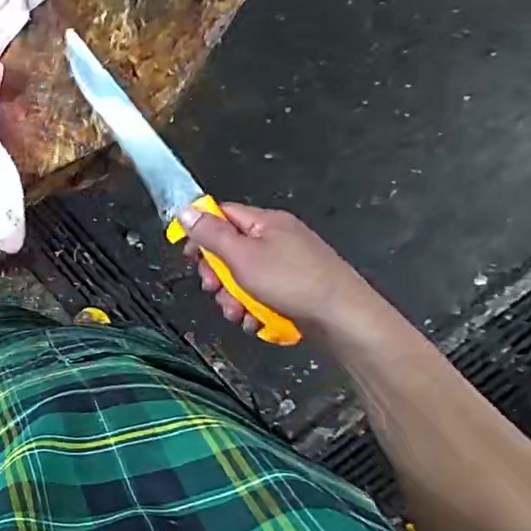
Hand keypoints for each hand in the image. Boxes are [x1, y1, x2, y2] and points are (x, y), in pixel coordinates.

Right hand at [180, 202, 383, 335]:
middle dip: (216, 273)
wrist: (345, 319)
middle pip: (228, 249)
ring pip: (241, 275)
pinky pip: (260, 292)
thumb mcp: (241, 256)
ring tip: (237, 311)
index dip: (200, 232)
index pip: (221, 215)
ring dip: (231, 296)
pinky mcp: (293, 287)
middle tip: (213, 287)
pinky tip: (253, 318)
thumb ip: (210, 234)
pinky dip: (251, 306)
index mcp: (266, 222)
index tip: (189, 254)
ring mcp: (286, 264)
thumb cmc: (293, 283)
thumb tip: (185, 211)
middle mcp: (277, 238)